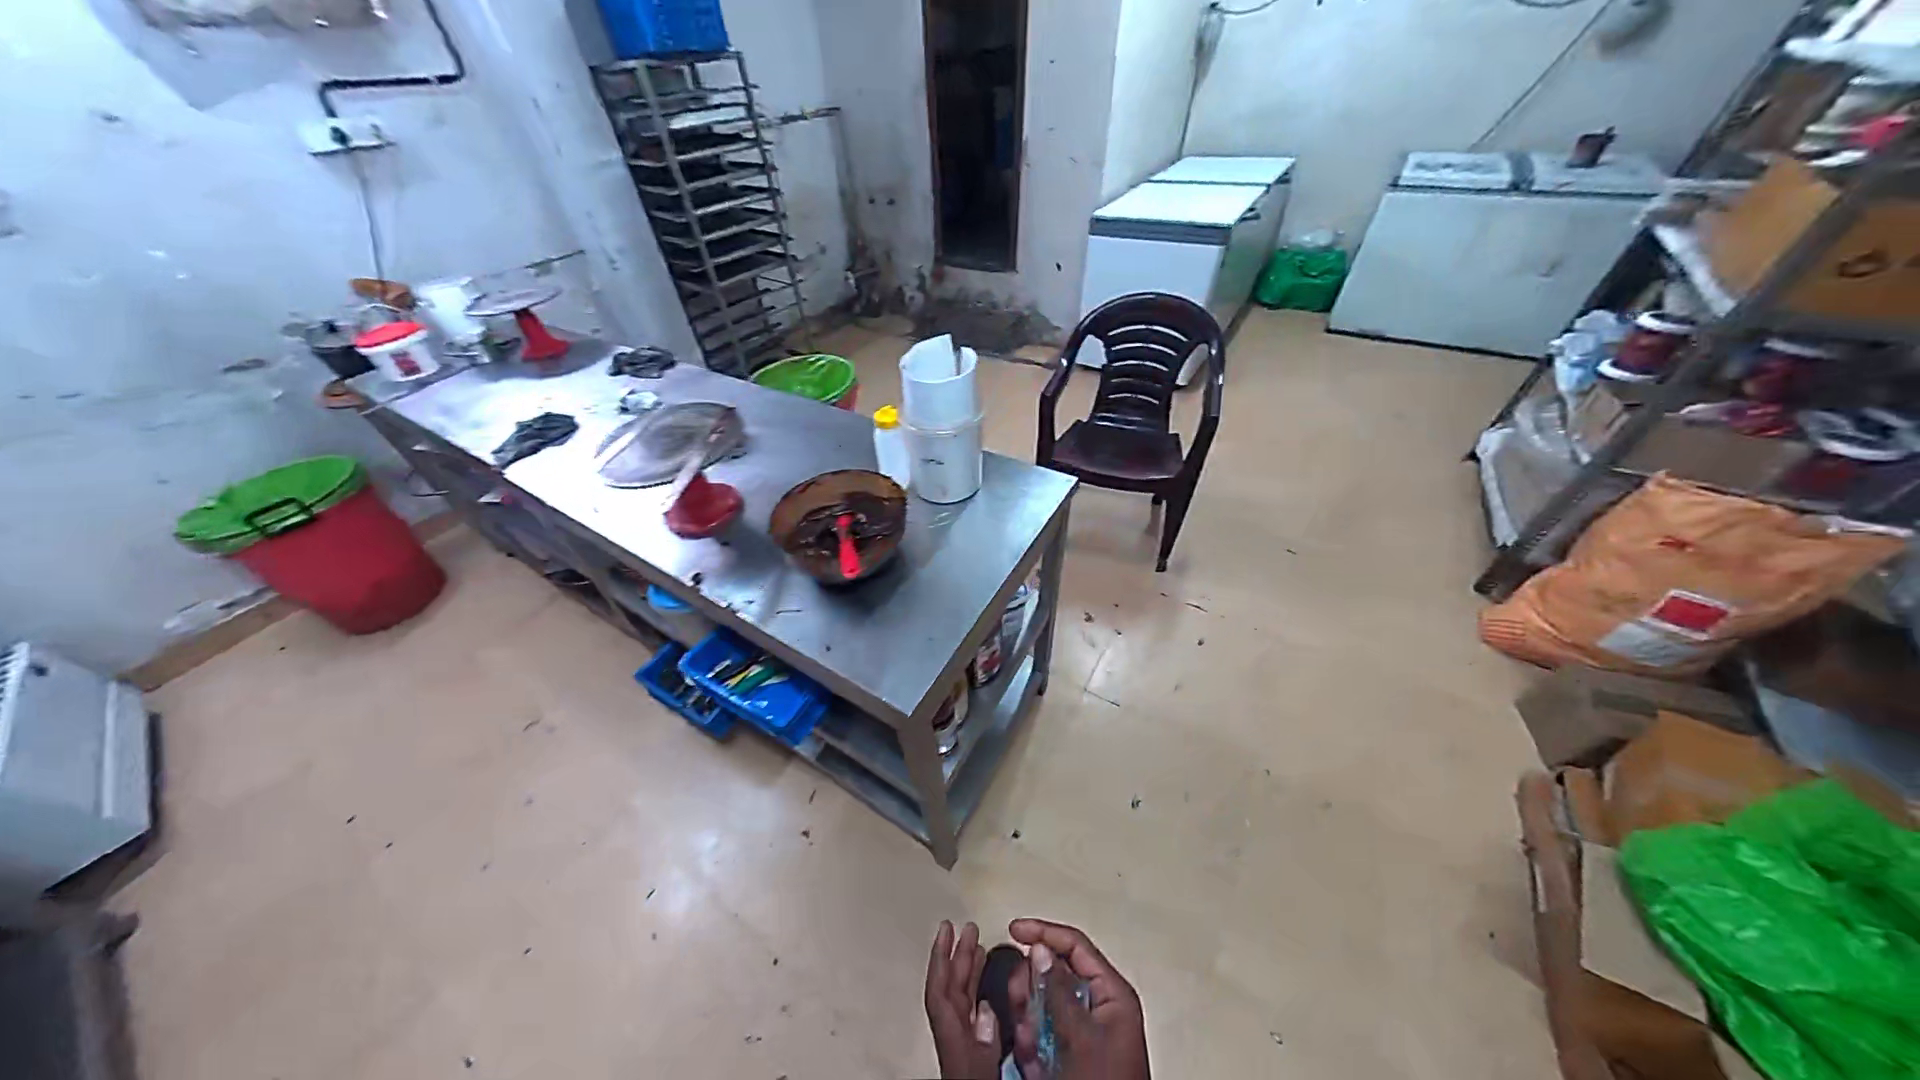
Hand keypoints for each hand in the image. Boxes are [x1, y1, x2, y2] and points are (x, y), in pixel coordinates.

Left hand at [925, 920, 1002, 1079]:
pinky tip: (987, 983)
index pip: (938, 990)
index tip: (945, 928)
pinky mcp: (976, 1054)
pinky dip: (979, 991)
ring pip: (963, 997)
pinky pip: (975, 1012)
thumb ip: (984, 1043)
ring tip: (977, 943)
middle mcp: (955, 1037)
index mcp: (951, 1039)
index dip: (940, 956)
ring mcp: (964, 1044)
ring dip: (969, 968)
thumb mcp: (979, 1072)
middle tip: (967, 927)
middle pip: (951, 988)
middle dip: (958, 954)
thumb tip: (986, 1010)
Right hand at [1008, 919, 1148, 1079]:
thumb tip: (1039, 950)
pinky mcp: (1069, 1053)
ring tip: (1030, 1044)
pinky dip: (1032, 1044)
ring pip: (1043, 1004)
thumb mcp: (1082, 1038)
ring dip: (1030, 1019)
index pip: (1075, 945)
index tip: (1014, 930)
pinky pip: (1042, 1034)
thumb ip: (1059, 991)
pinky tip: (1032, 1063)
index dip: (1044, 932)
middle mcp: (1098, 1006)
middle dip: (1032, 988)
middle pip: (1055, 973)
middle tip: (1021, 1005)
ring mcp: (1082, 1031)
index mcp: (1111, 993)